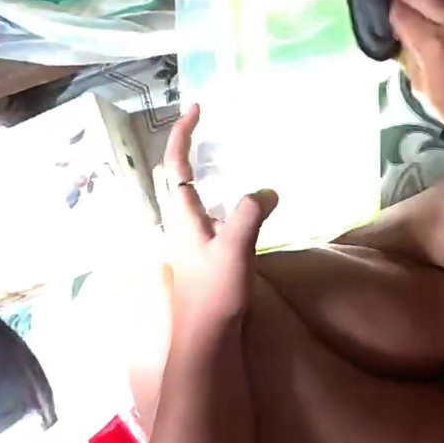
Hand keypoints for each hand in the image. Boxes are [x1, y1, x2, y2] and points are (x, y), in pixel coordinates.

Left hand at [160, 104, 276, 331]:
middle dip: (187, 147)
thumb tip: (267, 190)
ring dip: (203, 170)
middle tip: (210, 129)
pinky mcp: (205, 249)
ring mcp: (192, 236)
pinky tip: (242, 201)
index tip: (196, 107)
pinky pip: (210, 209)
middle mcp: (181, 221)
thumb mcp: (235, 249)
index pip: (176, 164)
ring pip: (191, 193)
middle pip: (176, 175)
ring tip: (228, 156)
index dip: (183, 133)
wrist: (207, 335)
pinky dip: (221, 193)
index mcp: (182, 215)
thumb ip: (250, 215)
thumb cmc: (215, 292)